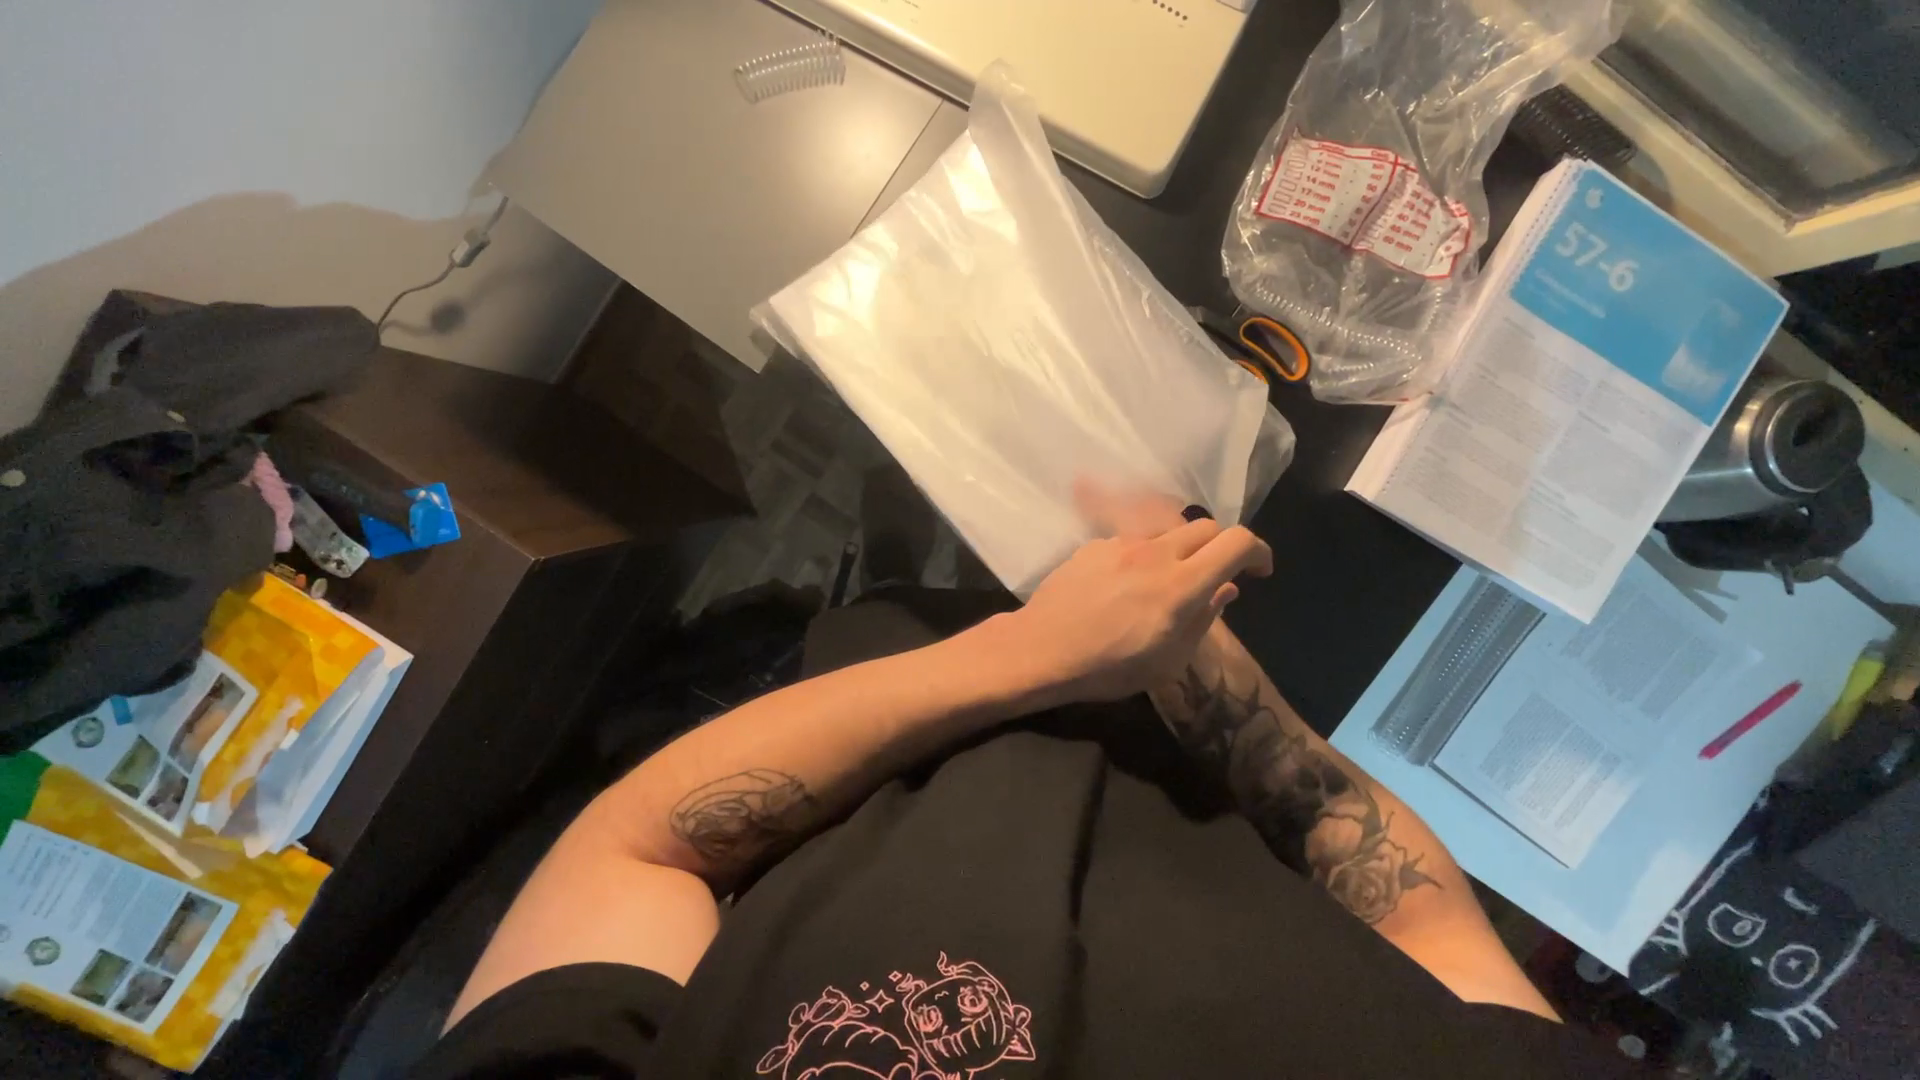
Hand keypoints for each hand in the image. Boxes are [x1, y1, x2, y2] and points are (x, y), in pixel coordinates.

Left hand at [990, 513, 1272, 702]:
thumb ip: (1204, 619)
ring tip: (1172, 577)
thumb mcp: (1169, 659)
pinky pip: (1132, 539)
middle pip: (1206, 527)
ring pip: (1168, 529)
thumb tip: (1225, 590)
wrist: (1043, 649)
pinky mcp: (1094, 545)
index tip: (1259, 571)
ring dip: (1182, 548)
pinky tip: (1129, 582)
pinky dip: (1145, 554)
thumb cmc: (1110, 666)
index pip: (1237, 541)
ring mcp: (1121, 544)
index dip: (1258, 551)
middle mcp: (1155, 553)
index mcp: (1182, 584)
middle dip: (1221, 548)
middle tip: (1217, 575)